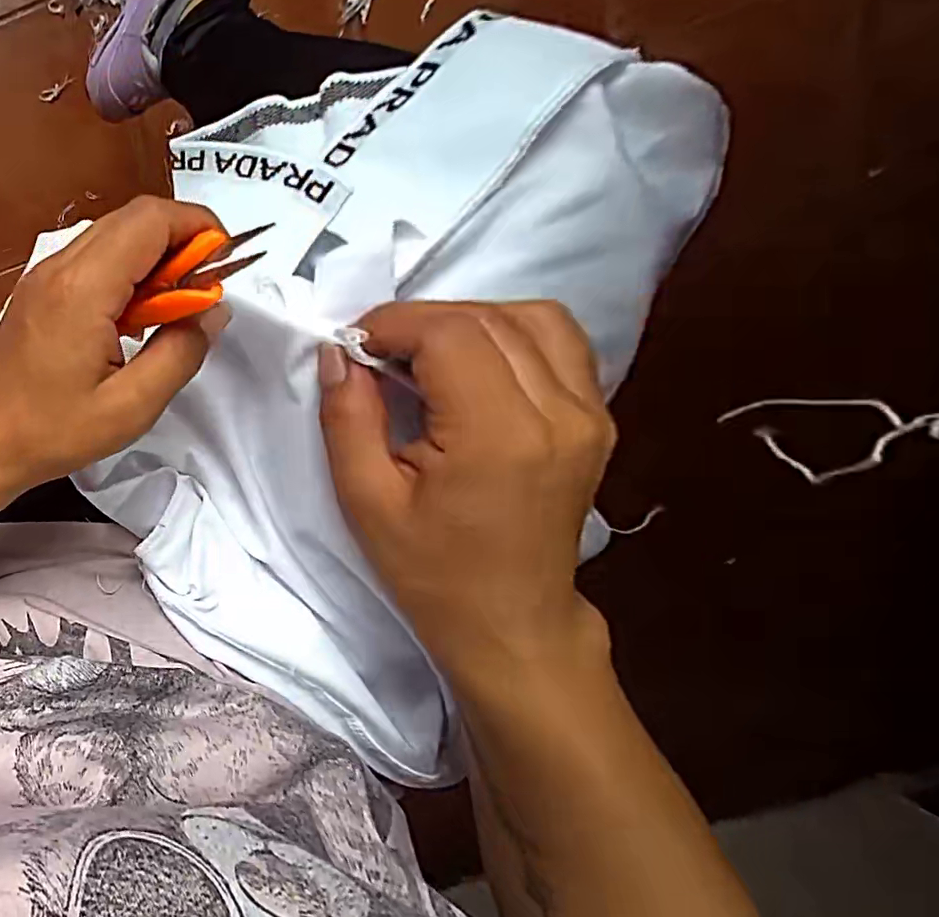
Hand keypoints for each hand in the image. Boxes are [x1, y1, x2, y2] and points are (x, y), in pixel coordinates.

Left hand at [0, 195, 228, 503]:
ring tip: (174, 304)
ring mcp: (45, 273)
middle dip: (182, 239)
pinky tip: (137, 314)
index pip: (151, 220)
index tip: (225, 262)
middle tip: (204, 287)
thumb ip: (181, 352)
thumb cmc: (52, 432)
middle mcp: (60, 267)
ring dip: (156, 255)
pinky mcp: (40, 287)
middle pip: (135, 217)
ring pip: (116, 232)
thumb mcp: (132, 406)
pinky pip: (95, 255)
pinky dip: (129, 269)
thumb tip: (214, 311)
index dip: (199, 227)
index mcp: (83, 289)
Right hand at [318, 301, 614, 675]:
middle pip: (485, 318)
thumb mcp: (365, 500)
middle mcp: (559, 413)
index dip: (393, 324)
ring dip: (466, 320)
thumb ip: (347, 417)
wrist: (511, 623)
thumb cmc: (431, 571)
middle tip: (380, 354)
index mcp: (499, 437)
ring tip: (426, 355)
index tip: (357, 348)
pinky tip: (474, 362)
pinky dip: (509, 331)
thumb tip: (340, 354)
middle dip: (420, 321)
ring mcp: (589, 413)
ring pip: (528, 316)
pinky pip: (558, 340)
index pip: (449, 333)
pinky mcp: (598, 417)